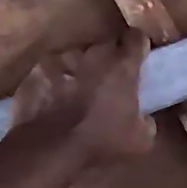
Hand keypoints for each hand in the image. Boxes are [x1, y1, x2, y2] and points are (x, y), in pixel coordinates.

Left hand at [10, 29, 156, 162]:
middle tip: (112, 77)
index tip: (140, 54)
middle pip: (106, 45)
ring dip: (83, 68)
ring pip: (78, 57)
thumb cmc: (101, 140)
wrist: (50, 149)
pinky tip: (56, 100)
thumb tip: (143, 117)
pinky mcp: (40, 74)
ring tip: (81, 89)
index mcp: (124, 65)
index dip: (139, 44)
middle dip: (110, 57)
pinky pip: (53, 72)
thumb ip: (146, 120)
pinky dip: (56, 82)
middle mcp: (95, 56)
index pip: (136, 37)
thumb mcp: (140, 139)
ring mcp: (64, 62)